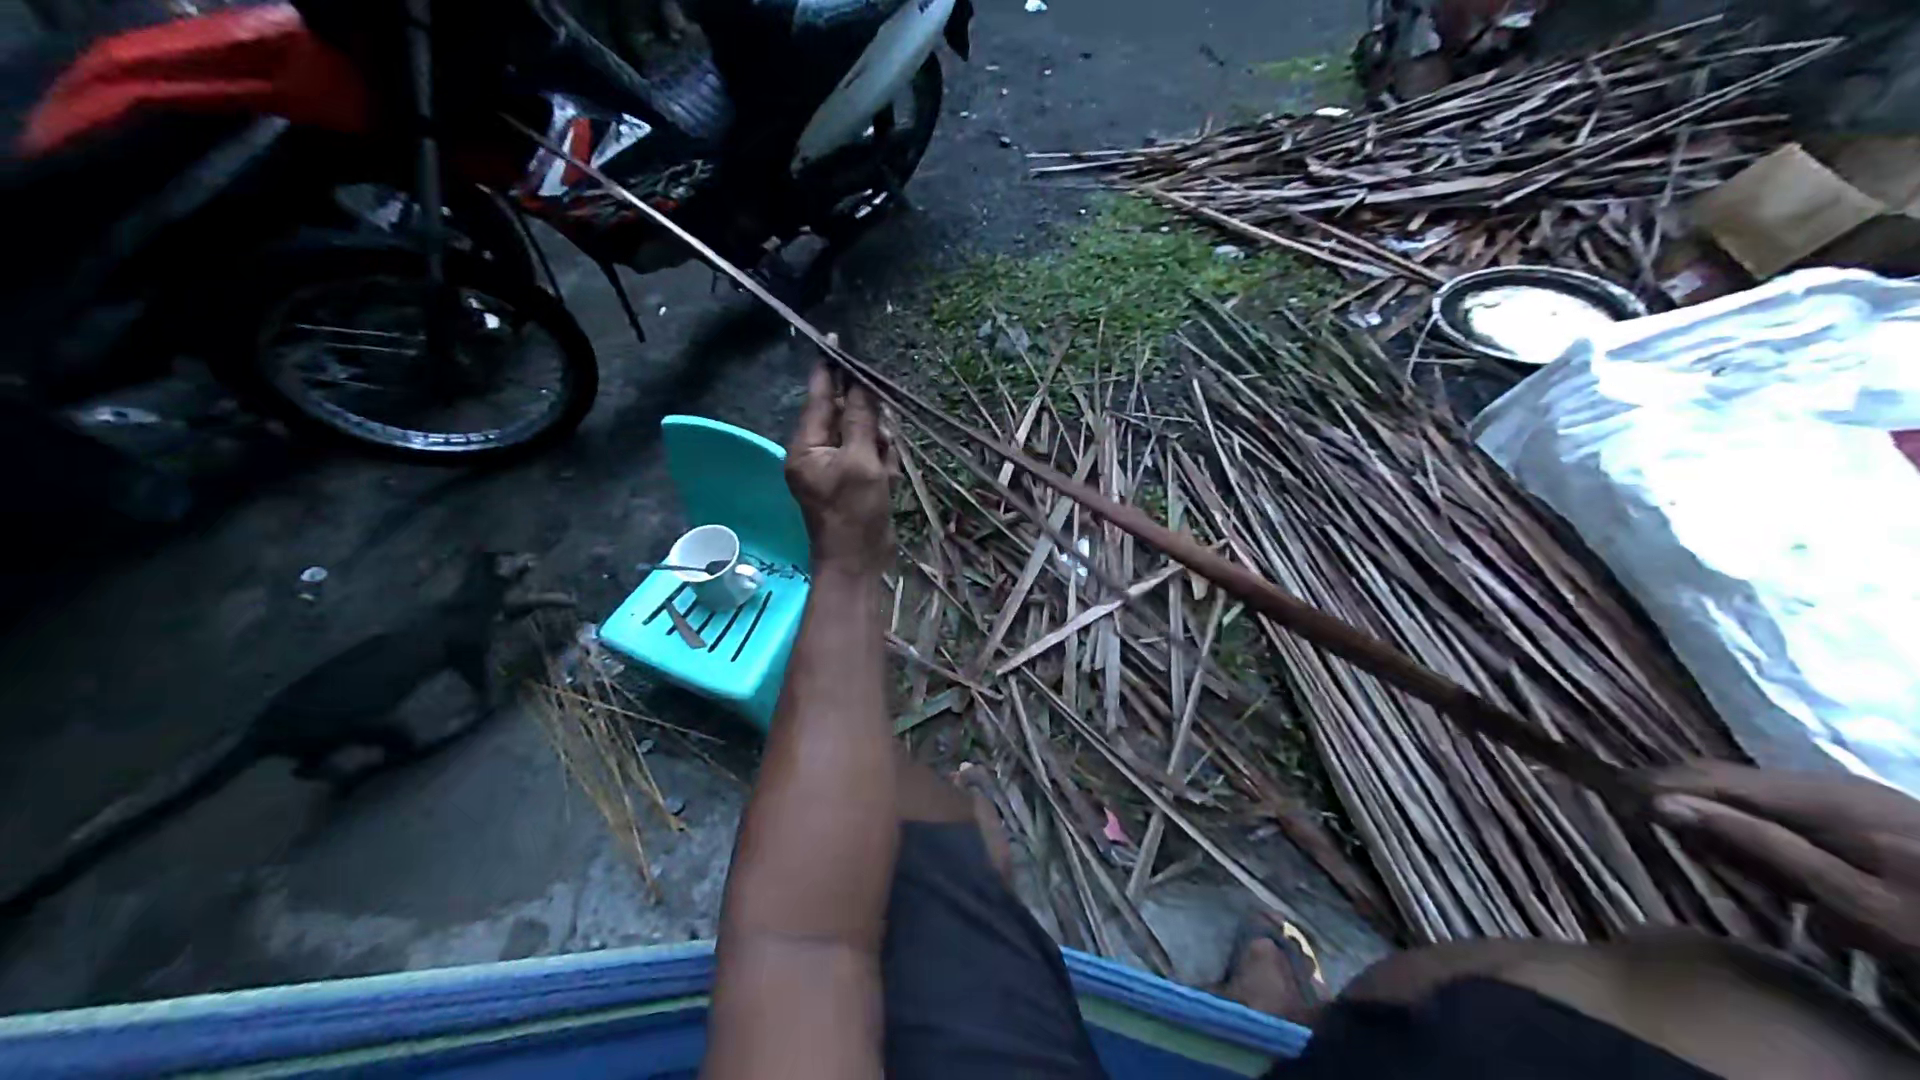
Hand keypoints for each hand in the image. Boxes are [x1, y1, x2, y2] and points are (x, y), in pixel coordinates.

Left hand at [786, 362, 894, 576]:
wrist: (858, 562)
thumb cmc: (854, 513)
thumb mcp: (861, 462)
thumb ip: (860, 420)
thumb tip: (859, 383)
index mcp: (806, 446)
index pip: (818, 399)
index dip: (829, 371)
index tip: (834, 341)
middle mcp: (815, 453)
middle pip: (842, 416)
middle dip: (866, 421)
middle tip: (880, 435)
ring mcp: (833, 468)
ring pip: (860, 435)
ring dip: (878, 445)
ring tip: (884, 468)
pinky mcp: (851, 480)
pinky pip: (868, 456)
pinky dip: (881, 462)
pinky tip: (887, 478)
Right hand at [1651, 762, 1919, 961]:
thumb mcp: (1854, 901)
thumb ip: (1758, 846)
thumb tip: (1663, 804)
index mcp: (1819, 798)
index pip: (1710, 775)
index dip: (1656, 782)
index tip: (1611, 797)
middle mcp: (1827, 783)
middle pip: (1728, 777)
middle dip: (1681, 795)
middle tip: (1643, 823)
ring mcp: (1850, 795)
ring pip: (1752, 790)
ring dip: (1715, 810)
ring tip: (1693, 842)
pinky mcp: (1864, 811)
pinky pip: (1781, 804)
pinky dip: (1750, 821)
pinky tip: (1752, 850)